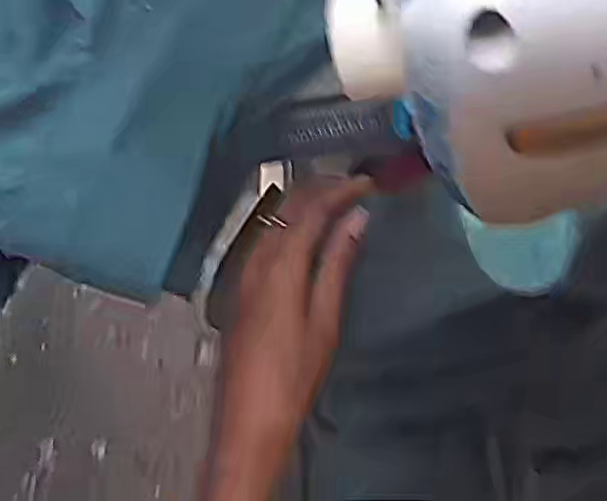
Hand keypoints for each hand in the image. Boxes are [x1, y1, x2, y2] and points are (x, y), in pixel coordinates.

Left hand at [205, 176, 373, 500]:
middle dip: (320, 186)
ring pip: (275, 215)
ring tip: (335, 198)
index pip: (312, 208)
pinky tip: (303, 227)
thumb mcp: (325, 320)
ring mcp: (244, 269)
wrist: (246, 423)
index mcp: (281, 264)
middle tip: (352, 184)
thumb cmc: (293, 375)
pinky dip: (289, 218)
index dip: (339, 189)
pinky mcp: (240, 282)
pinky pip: (266, 232)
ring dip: (304, 199)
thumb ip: (338, 262)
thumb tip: (357, 218)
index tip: (365, 182)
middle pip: (288, 204)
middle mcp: (258, 257)